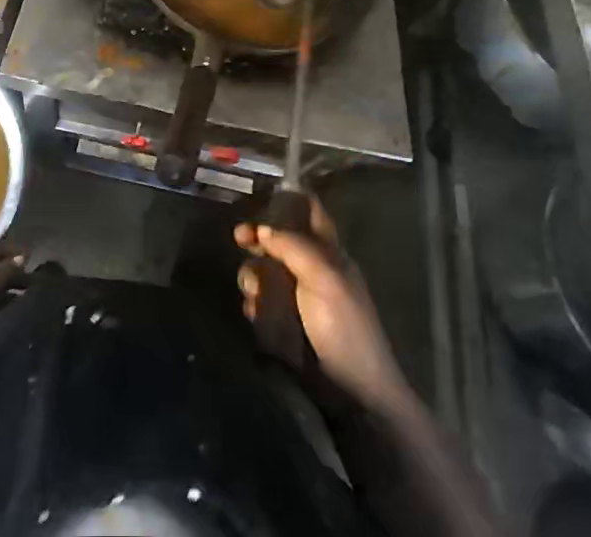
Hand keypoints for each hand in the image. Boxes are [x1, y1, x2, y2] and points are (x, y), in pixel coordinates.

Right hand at [234, 204, 410, 411]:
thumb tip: (261, 229)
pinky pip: (260, 301)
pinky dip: (253, 303)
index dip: (290, 200)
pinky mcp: (283, 323)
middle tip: (238, 240)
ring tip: (254, 295)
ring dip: (253, 276)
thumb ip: (294, 248)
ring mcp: (297, 298)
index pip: (312, 214)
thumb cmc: (345, 329)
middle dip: (258, 240)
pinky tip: (254, 313)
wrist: (352, 393)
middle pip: (279, 240)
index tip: (261, 197)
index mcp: (331, 254)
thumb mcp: (325, 279)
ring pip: (264, 270)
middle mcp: (313, 270)